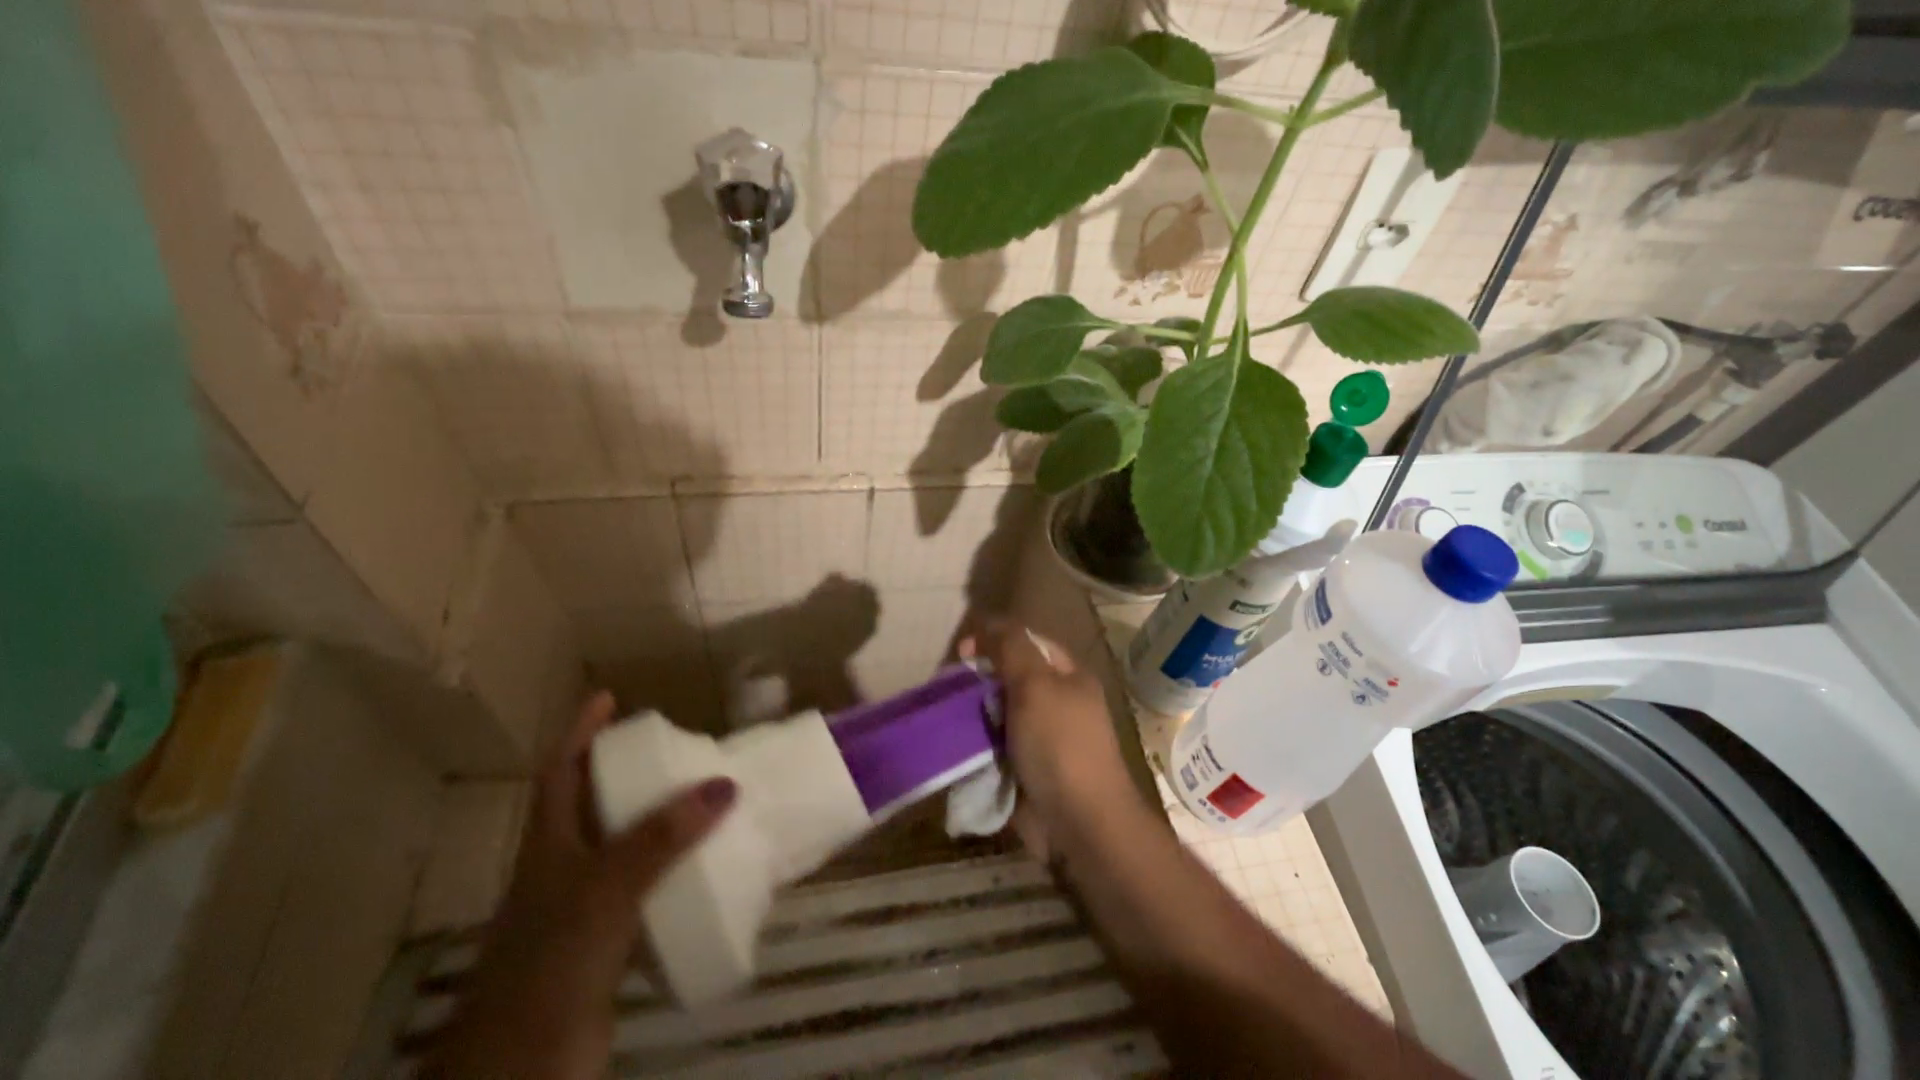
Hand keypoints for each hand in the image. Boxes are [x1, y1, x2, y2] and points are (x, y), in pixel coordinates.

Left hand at [426, 691, 734, 1079]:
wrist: (522, 1059)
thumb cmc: (554, 958)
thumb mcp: (607, 887)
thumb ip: (662, 837)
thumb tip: (724, 785)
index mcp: (548, 843)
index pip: (560, 770)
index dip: (581, 731)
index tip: (611, 698)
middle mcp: (560, 869)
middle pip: (591, 807)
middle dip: (628, 776)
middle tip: (678, 755)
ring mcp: (578, 911)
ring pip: (620, 853)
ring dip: (656, 828)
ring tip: (702, 806)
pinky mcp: (602, 948)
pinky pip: (642, 898)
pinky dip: (669, 882)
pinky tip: (701, 881)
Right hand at [961, 621, 1141, 861]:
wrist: (1079, 824)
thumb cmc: (1060, 746)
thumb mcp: (1036, 684)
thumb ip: (1011, 648)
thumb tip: (988, 622)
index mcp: (1069, 678)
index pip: (1028, 645)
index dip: (995, 641)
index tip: (960, 652)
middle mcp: (1057, 706)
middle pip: (1008, 681)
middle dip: (977, 684)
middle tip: (945, 690)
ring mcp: (1041, 742)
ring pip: (995, 718)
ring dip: (970, 719)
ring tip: (940, 718)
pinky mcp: (1024, 774)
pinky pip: (991, 753)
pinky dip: (972, 751)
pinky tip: (949, 749)